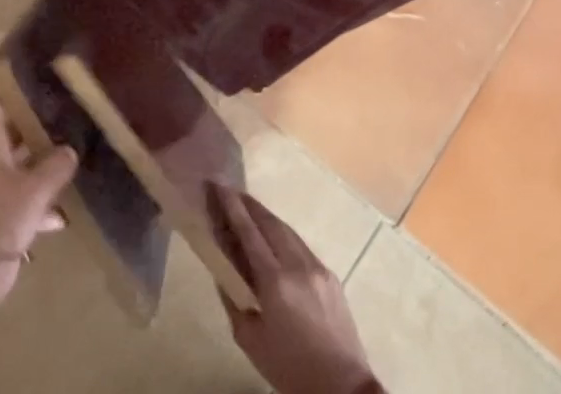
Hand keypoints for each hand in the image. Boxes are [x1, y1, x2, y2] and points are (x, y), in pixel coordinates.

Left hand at [0, 94, 77, 303]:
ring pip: (22, 165)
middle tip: (70, 112)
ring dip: (45, 163)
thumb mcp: (33, 190)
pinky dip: (44, 202)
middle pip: (13, 132)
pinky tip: (67, 210)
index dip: (12, 85)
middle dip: (39, 124)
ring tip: (77, 152)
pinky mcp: (2, 215)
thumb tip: (70, 150)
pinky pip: (26, 199)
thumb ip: (55, 167)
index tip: (37, 73)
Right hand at [213, 185, 379, 393]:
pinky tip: (274, 239)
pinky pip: (301, 247)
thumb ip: (233, 298)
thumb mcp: (249, 337)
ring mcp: (319, 270)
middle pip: (271, 224)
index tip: (218, 186)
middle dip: (249, 205)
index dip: (231, 207)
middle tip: (230, 191)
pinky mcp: (332, 279)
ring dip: (267, 218)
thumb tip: (222, 269)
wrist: (342, 388)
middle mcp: (298, 266)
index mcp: (275, 281)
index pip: (249, 232)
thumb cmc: (288, 367)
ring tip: (249, 209)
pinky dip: (283, 236)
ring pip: (288, 232)